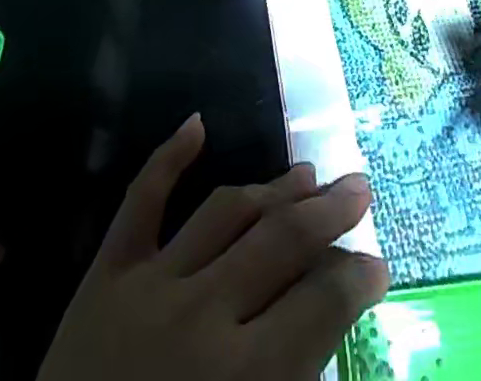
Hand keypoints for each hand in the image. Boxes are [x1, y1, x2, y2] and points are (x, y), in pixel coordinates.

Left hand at [38, 114, 389, 380]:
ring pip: (229, 211)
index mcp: (247, 375)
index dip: (359, 277)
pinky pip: (140, 203)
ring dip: (275, 186)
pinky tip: (196, 124)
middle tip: (359, 189)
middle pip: (284, 240)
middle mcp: (203, 315)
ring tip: (308, 173)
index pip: (324, 301)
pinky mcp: (105, 277)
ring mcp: (150, 286)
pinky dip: (167, 159)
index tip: (376, 265)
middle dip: (332, 211)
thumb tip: (336, 308)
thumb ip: (299, 370)